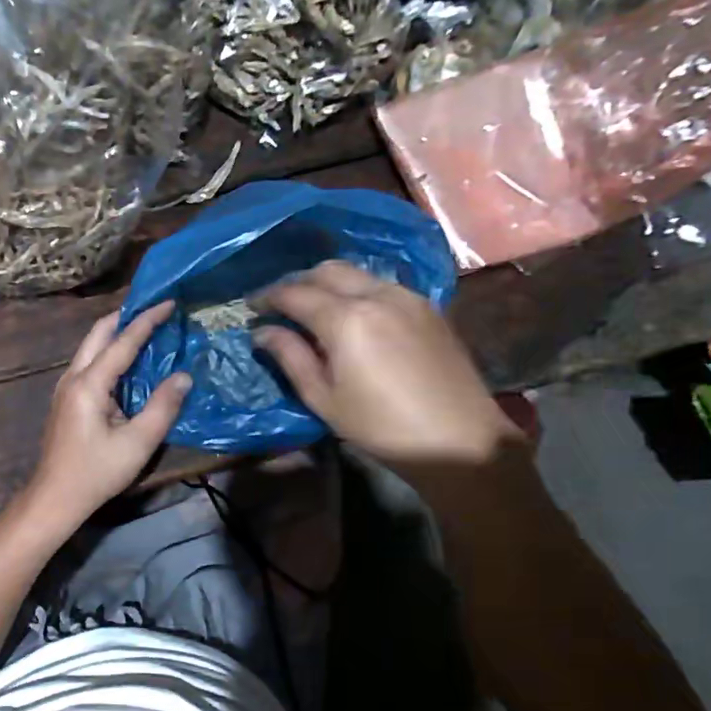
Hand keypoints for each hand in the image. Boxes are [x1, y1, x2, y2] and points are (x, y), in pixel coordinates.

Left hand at [18, 302, 192, 529]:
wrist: (56, 496)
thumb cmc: (96, 472)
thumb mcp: (138, 443)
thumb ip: (162, 407)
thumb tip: (184, 376)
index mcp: (88, 384)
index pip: (121, 342)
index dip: (147, 320)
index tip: (169, 302)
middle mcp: (72, 378)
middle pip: (98, 334)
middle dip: (126, 317)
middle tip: (155, 308)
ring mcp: (65, 388)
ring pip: (90, 347)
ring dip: (116, 334)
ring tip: (146, 328)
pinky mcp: (66, 399)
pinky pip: (89, 364)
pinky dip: (109, 353)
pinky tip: (129, 361)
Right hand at [254, 261, 523, 474]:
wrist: (459, 439)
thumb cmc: (380, 426)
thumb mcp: (322, 397)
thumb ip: (290, 356)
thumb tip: (262, 332)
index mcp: (346, 319)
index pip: (295, 293)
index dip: (267, 297)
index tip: (251, 307)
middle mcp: (377, 295)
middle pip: (327, 270)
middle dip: (298, 283)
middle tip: (279, 306)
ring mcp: (407, 297)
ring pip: (357, 273)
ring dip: (328, 284)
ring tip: (312, 310)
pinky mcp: (428, 307)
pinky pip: (381, 285)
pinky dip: (356, 291)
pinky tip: (350, 316)